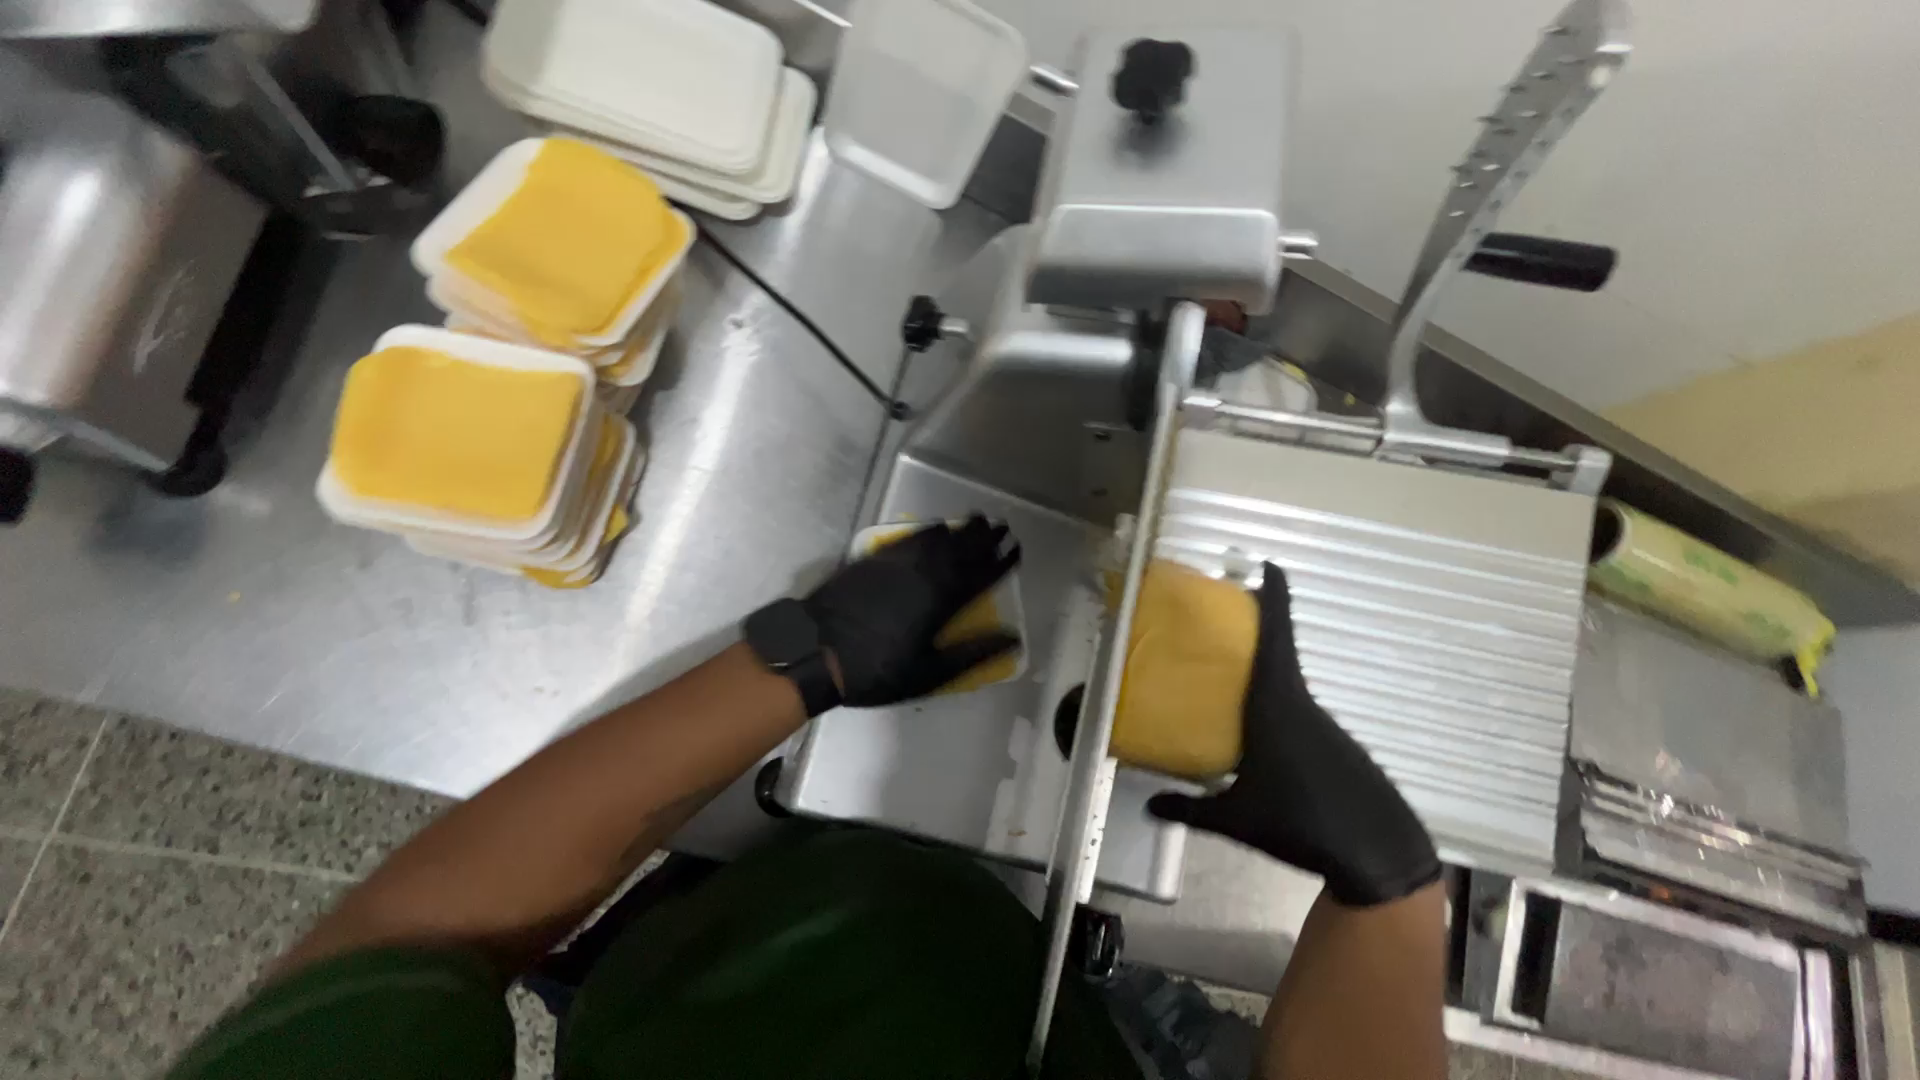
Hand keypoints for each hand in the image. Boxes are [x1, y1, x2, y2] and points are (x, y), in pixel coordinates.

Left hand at [804, 515, 1020, 707]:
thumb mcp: (928, 673)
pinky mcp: (874, 561)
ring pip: (937, 540)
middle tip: (1001, 525)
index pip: (980, 577)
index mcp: (941, 604)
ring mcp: (897, 565)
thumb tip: (1012, 639)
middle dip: (984, 539)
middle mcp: (924, 576)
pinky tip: (934, 526)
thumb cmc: (875, 670)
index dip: (1000, 563)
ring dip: (959, 530)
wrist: (815, 650)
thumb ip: (972, 653)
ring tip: (976, 519)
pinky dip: (927, 531)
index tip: (1016, 549)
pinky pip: (909, 539)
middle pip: (961, 551)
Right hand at [1146, 564, 1439, 906]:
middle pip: (1279, 654)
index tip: (1269, 564)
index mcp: (1274, 705)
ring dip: (1263, 672)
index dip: (1275, 598)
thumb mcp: (1235, 820)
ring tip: (1227, 678)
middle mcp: (1300, 704)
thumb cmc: (1300, 822)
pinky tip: (1258, 733)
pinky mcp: (1334, 745)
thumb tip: (1148, 805)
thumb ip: (1189, 809)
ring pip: (1287, 685)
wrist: (1378, 852)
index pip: (1277, 638)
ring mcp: (1322, 725)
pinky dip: (1275, 704)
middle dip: (1255, 632)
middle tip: (1224, 621)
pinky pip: (1297, 711)